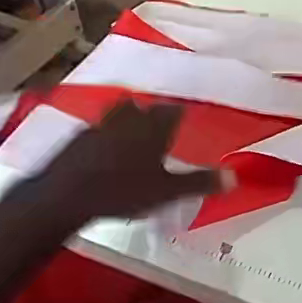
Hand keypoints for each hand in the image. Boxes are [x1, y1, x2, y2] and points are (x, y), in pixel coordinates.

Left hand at [15, 100, 223, 227]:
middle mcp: (127, 118)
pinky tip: (104, 153)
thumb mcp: (167, 192)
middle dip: (151, 113)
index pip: (173, 111)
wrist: (66, 194)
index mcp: (153, 127)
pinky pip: (96, 130)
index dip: (180, 113)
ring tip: (133, 136)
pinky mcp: (77, 138)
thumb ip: (200, 182)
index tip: (185, 116)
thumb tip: (234, 177)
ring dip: (127, 121)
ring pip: (118, 115)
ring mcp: (99, 125)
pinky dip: (105, 137)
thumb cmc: (123, 191)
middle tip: (158, 124)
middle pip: (143, 107)